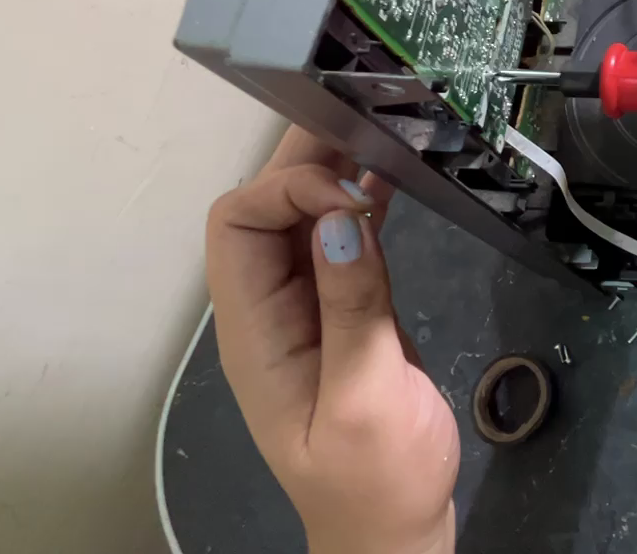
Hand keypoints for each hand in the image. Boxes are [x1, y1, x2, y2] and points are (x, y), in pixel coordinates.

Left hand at [206, 127, 459, 553]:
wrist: (396, 520)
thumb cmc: (376, 474)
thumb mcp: (363, 400)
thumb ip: (352, 308)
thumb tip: (342, 219)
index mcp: (257, 331)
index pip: (240, 227)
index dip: (289, 193)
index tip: (354, 199)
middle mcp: (273, 306)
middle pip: (267, 209)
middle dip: (305, 161)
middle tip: (365, 122)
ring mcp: (310, 303)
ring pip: (306, 215)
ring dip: (336, 172)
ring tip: (382, 134)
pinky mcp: (348, 305)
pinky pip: (344, 237)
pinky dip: (365, 200)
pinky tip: (392, 177)